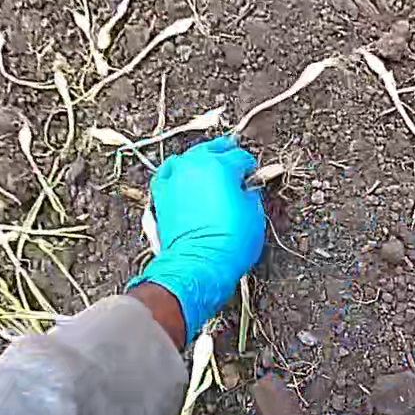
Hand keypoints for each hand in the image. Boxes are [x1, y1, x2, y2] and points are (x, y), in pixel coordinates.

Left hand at [129, 136, 263, 339]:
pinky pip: (171, 174)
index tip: (252, 178)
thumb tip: (248, 189)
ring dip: (202, 163)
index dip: (250, 169)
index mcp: (220, 165)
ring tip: (212, 175)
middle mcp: (194, 164)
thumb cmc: (228, 243)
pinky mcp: (161, 193)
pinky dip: (180, 174)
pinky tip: (186, 179)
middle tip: (235, 169)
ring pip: (190, 159)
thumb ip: (251, 194)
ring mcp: (174, 177)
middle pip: (213, 149)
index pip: (241, 157)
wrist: (199, 265)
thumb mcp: (254, 215)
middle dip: (226, 157)